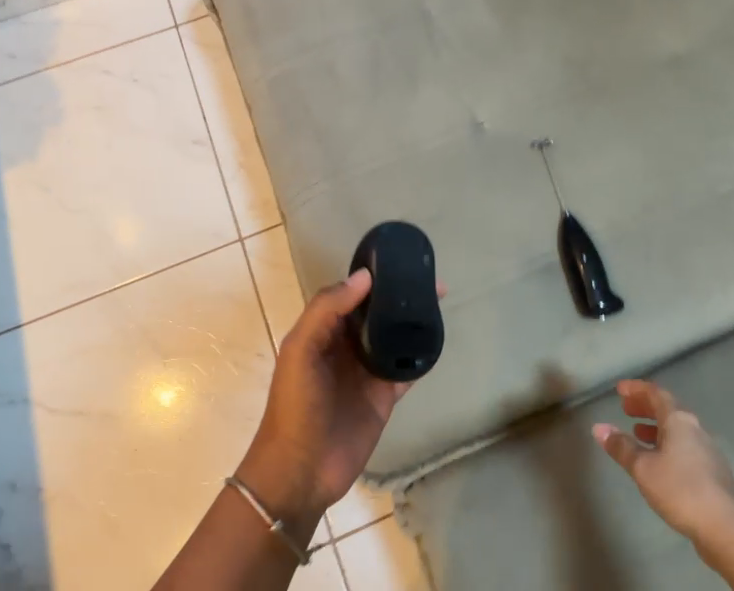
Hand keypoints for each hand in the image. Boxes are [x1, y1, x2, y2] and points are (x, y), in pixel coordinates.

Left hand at [234, 269, 436, 537]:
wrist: (301, 471)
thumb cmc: (295, 406)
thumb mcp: (301, 350)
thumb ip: (327, 310)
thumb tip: (364, 276)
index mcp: (321, 332)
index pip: (350, 295)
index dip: (372, 278)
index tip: (399, 262)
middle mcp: (345, 347)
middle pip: (376, 314)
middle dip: (398, 297)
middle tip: (431, 280)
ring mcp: (366, 373)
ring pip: (393, 338)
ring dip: (413, 321)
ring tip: (439, 301)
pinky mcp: (384, 398)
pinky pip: (406, 371)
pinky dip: (420, 356)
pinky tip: (437, 340)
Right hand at [592, 379, 733, 563]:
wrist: (726, 528)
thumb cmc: (680, 490)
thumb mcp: (643, 468)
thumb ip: (621, 447)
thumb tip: (598, 428)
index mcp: (679, 421)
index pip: (656, 394)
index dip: (636, 389)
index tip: (619, 388)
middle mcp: (696, 430)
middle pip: (668, 410)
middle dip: (645, 407)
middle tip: (625, 408)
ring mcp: (708, 451)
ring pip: (677, 430)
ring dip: (655, 427)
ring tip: (637, 433)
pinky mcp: (712, 472)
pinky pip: (685, 447)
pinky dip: (667, 445)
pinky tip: (659, 462)